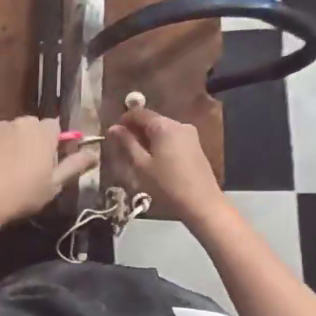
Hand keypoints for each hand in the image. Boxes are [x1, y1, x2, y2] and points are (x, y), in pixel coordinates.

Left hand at [0, 117, 97, 229]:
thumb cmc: (24, 193)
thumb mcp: (56, 183)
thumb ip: (75, 164)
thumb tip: (94, 153)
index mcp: (44, 131)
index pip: (55, 127)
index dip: (54, 142)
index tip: (50, 160)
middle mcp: (20, 122)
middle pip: (31, 126)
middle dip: (32, 140)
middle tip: (28, 166)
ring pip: (9, 130)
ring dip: (11, 142)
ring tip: (6, 168)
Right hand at [107, 108, 227, 224]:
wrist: (201, 203)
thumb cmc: (166, 184)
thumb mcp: (141, 164)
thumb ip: (127, 143)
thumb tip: (113, 128)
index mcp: (164, 126)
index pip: (139, 112)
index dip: (124, 120)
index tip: (114, 134)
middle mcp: (178, 124)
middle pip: (152, 119)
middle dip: (136, 129)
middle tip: (123, 147)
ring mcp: (190, 134)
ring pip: (162, 129)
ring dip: (148, 137)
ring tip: (138, 155)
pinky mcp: (195, 145)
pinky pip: (172, 137)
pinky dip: (160, 142)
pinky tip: (155, 159)